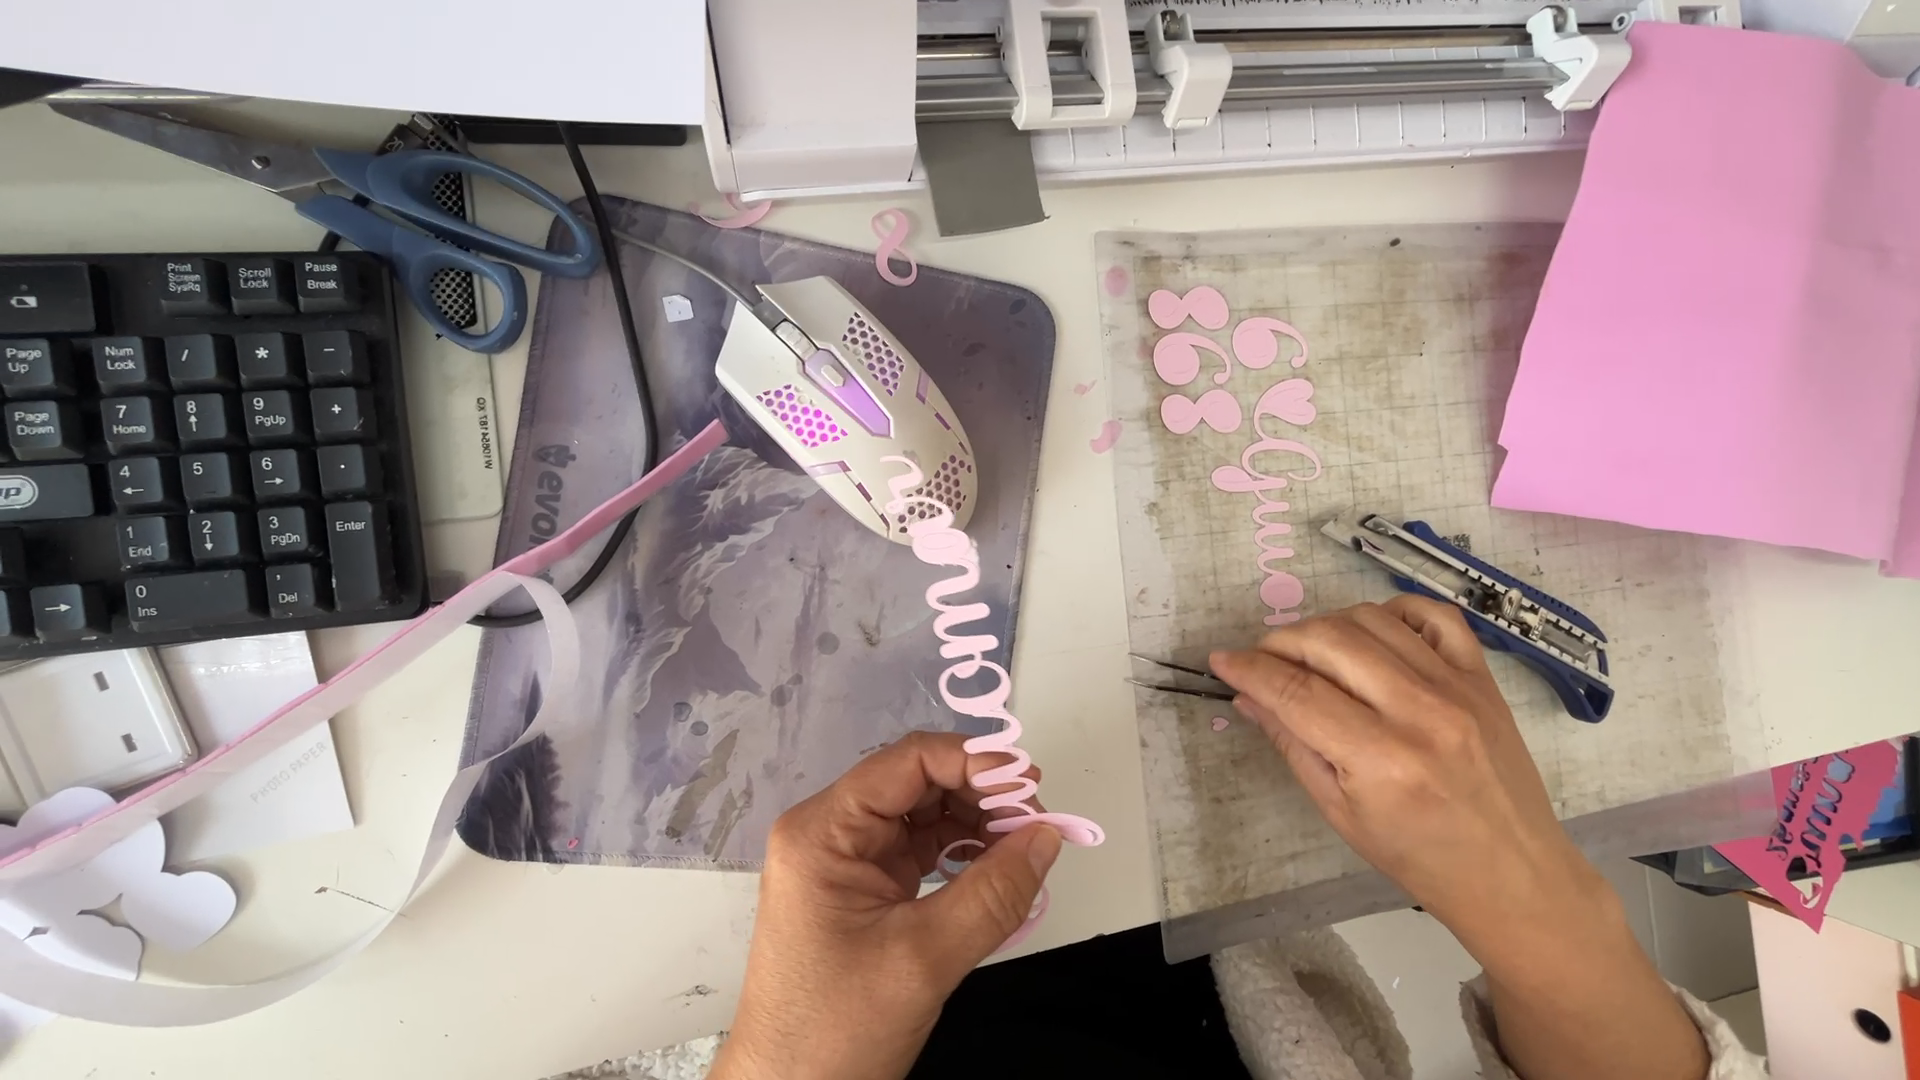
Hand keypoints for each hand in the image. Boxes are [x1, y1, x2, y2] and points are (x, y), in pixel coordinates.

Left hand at [711, 731, 1063, 1079]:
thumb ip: (993, 894)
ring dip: (975, 821)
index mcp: (824, 829)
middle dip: (979, 793)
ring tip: (1022, 843)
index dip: (973, 761)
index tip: (1027, 784)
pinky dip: (961, 850)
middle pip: (917, 782)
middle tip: (1034, 819)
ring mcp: (846, 858)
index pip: (907, 762)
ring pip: (922, 812)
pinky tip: (994, 864)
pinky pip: (920, 847)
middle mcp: (831, 830)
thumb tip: (1047, 837)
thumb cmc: (836, 1030)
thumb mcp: (923, 959)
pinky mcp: (864, 885)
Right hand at [1211, 597, 1707, 1079]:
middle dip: (1278, 643)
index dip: (1248, 669)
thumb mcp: (1337, 810)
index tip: (1220, 661)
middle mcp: (1420, 712)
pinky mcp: (1482, 677)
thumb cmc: (1416, 855)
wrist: (1515, 875)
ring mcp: (1458, 687)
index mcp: (1380, 759)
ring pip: (1369, 620)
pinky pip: (1432, 614)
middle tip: (1261, 661)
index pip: (1294, 690)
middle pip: (1327, 642)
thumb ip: (1289, 742)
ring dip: (1323, 626)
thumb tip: (1246, 694)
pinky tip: (1368, 634)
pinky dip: (1390, 611)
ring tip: (1308, 653)